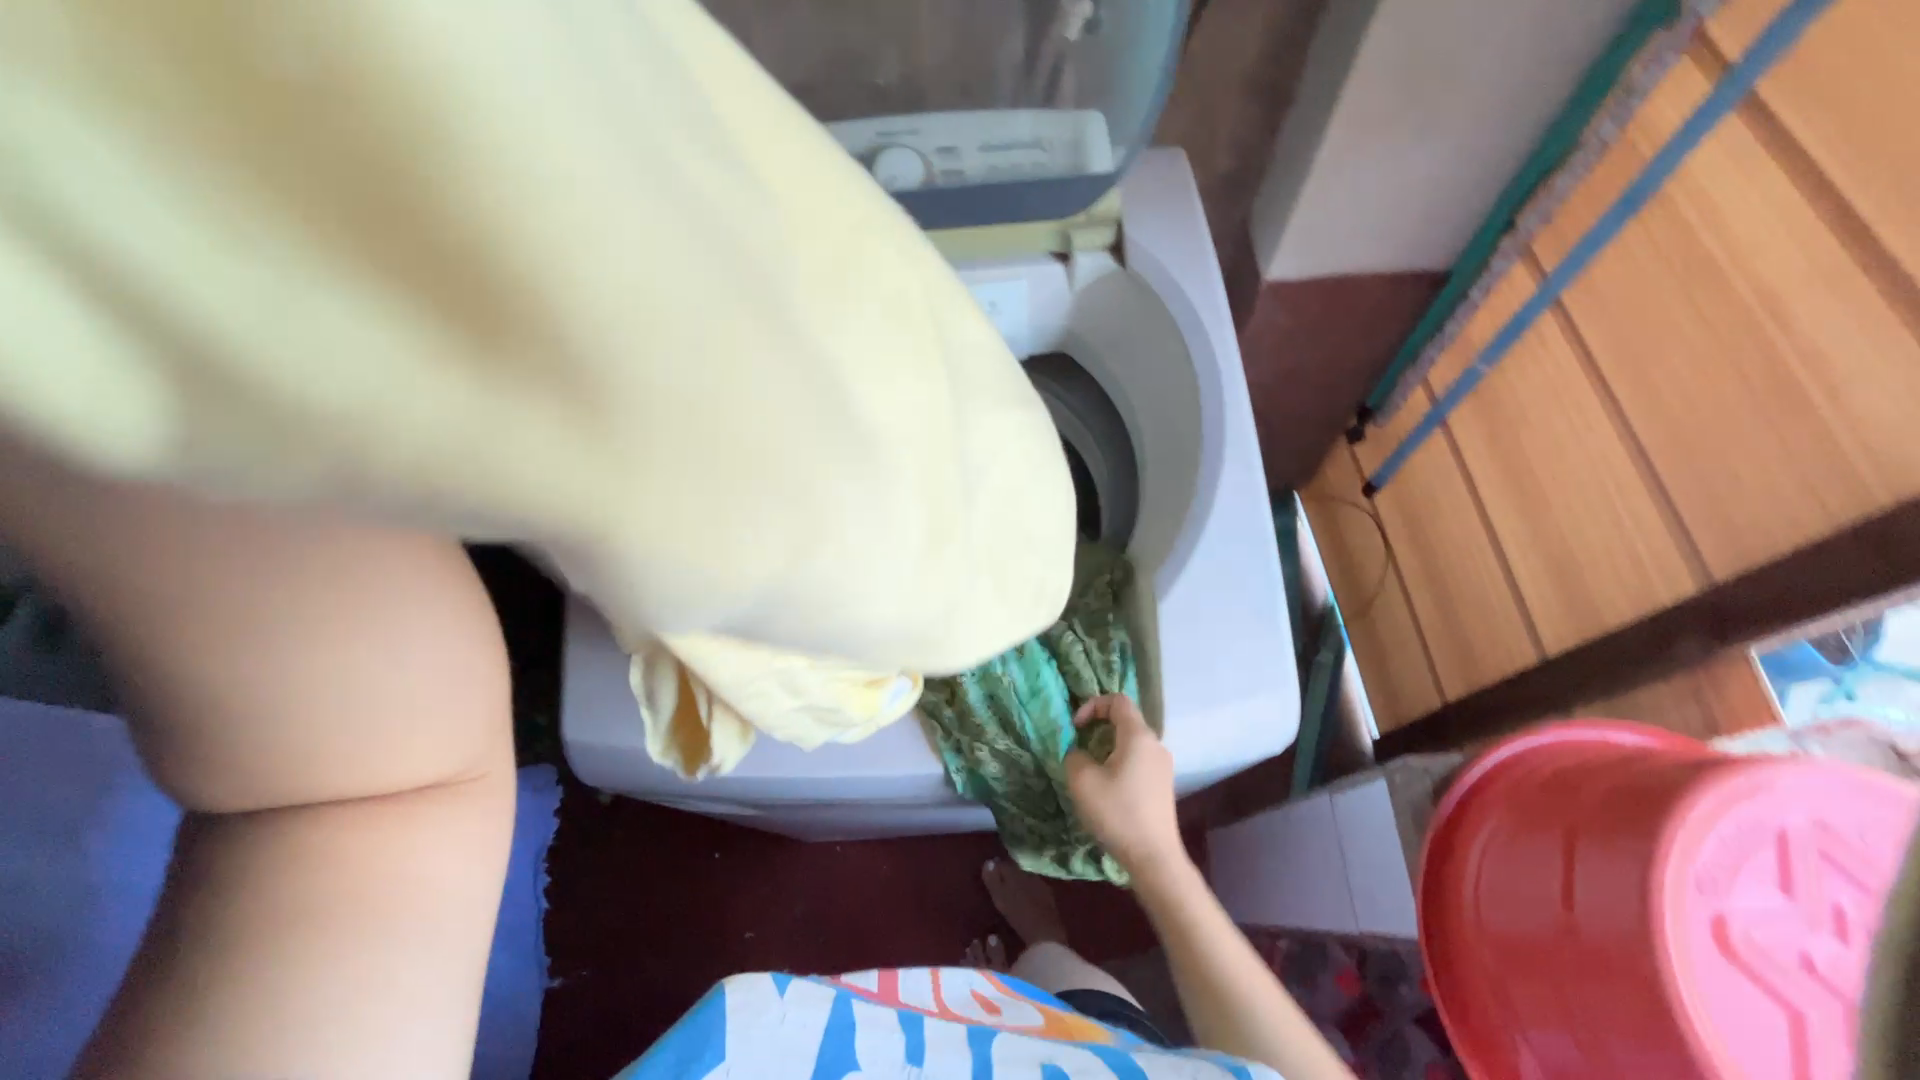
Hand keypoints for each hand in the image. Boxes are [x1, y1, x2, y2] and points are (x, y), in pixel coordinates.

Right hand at [1065, 694, 1185, 877]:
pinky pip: (1138, 760)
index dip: (1092, 705)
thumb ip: (1074, 755)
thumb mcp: (1082, 780)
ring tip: (1090, 770)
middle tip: (1079, 748)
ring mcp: (1163, 766)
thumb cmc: (1117, 813)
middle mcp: (1155, 744)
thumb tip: (1078, 753)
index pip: (1118, 700)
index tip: (1076, 728)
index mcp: (1138, 736)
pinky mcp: (1163, 785)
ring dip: (1107, 747)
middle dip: (1098, 728)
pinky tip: (1108, 788)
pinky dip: (1120, 762)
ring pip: (1131, 742)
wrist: (1153, 856)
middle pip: (1126, 720)